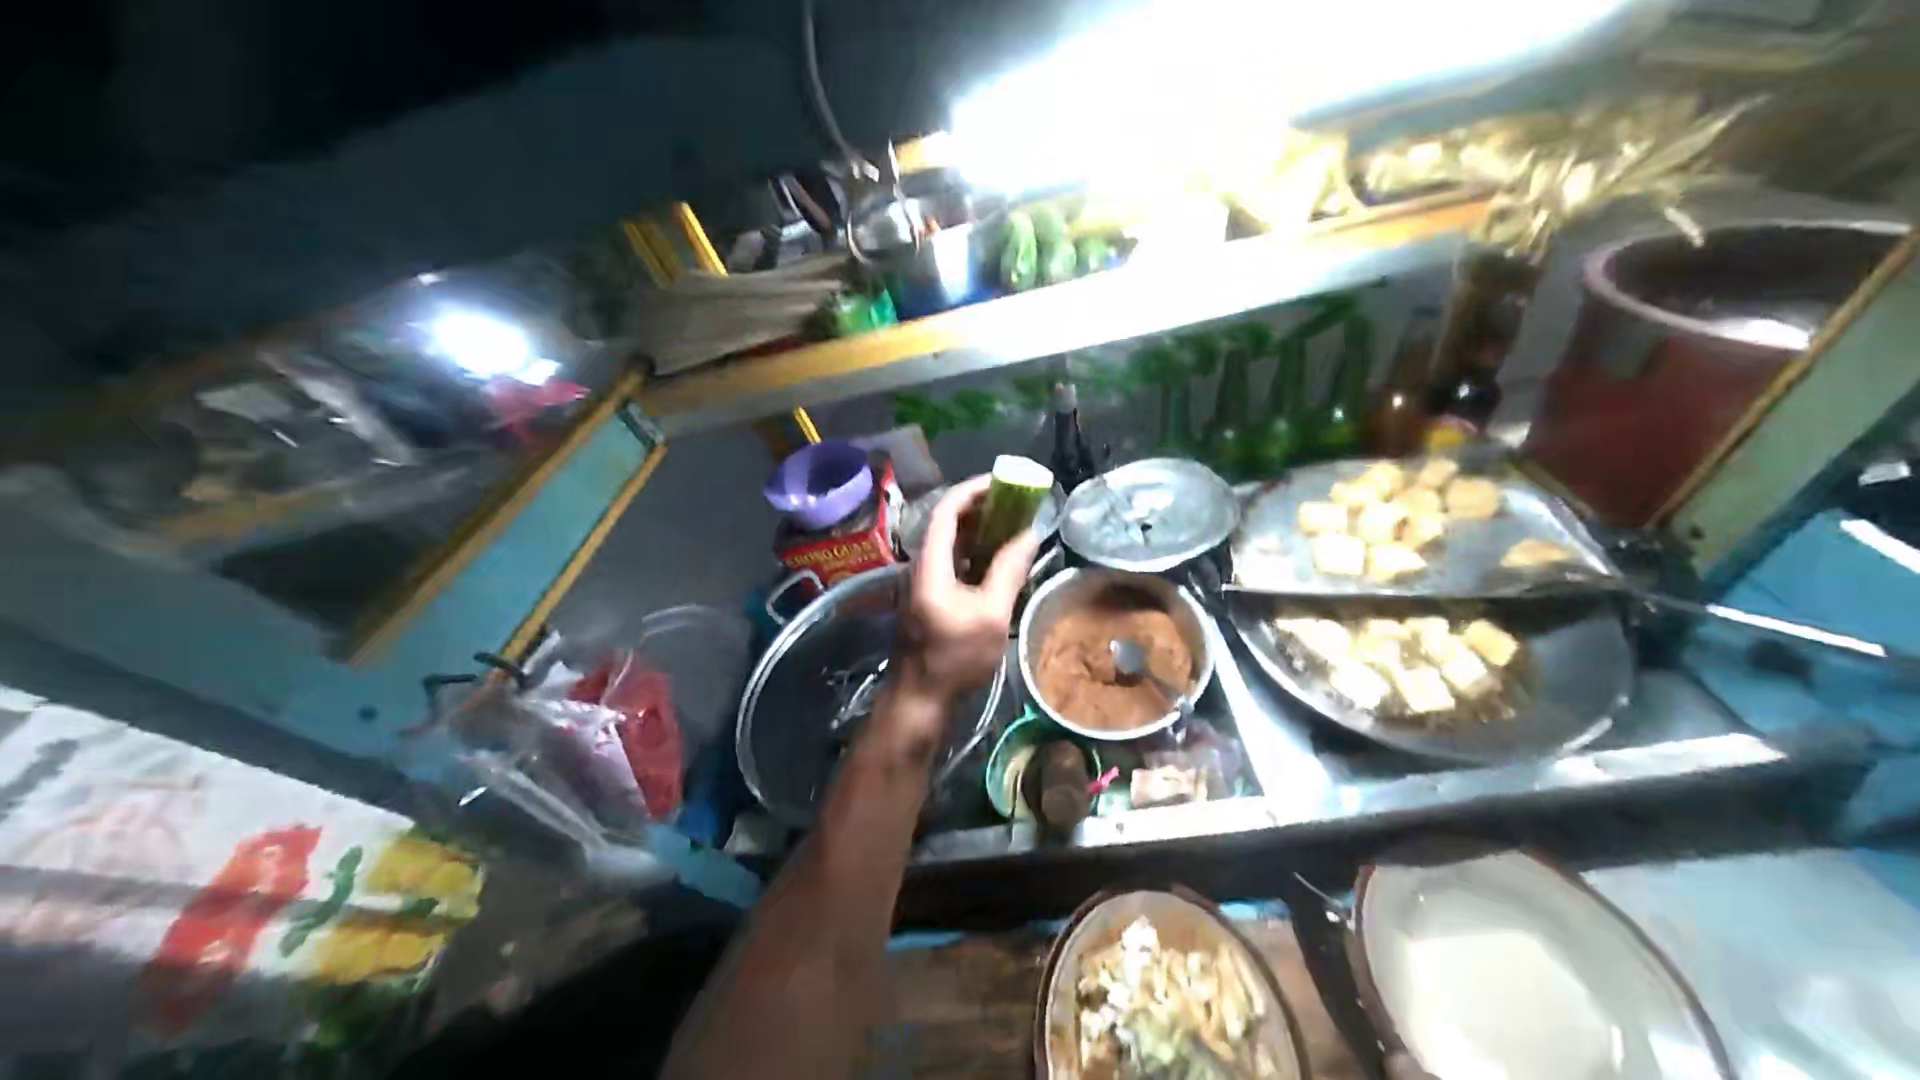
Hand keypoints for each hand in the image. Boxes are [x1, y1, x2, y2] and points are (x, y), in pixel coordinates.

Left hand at [890, 474, 1040, 715]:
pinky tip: (997, 561)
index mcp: (930, 564)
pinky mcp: (929, 599)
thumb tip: (1029, 535)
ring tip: (1011, 526)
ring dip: (978, 531)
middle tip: (1013, 503)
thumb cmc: (954, 658)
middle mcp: (921, 566)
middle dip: (979, 508)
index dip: (972, 491)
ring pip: (949, 545)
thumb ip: (1008, 571)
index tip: (1002, 482)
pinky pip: (951, 564)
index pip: (946, 511)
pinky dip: (974, 554)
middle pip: (946, 524)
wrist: (919, 700)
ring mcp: (922, 584)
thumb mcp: (990, 615)